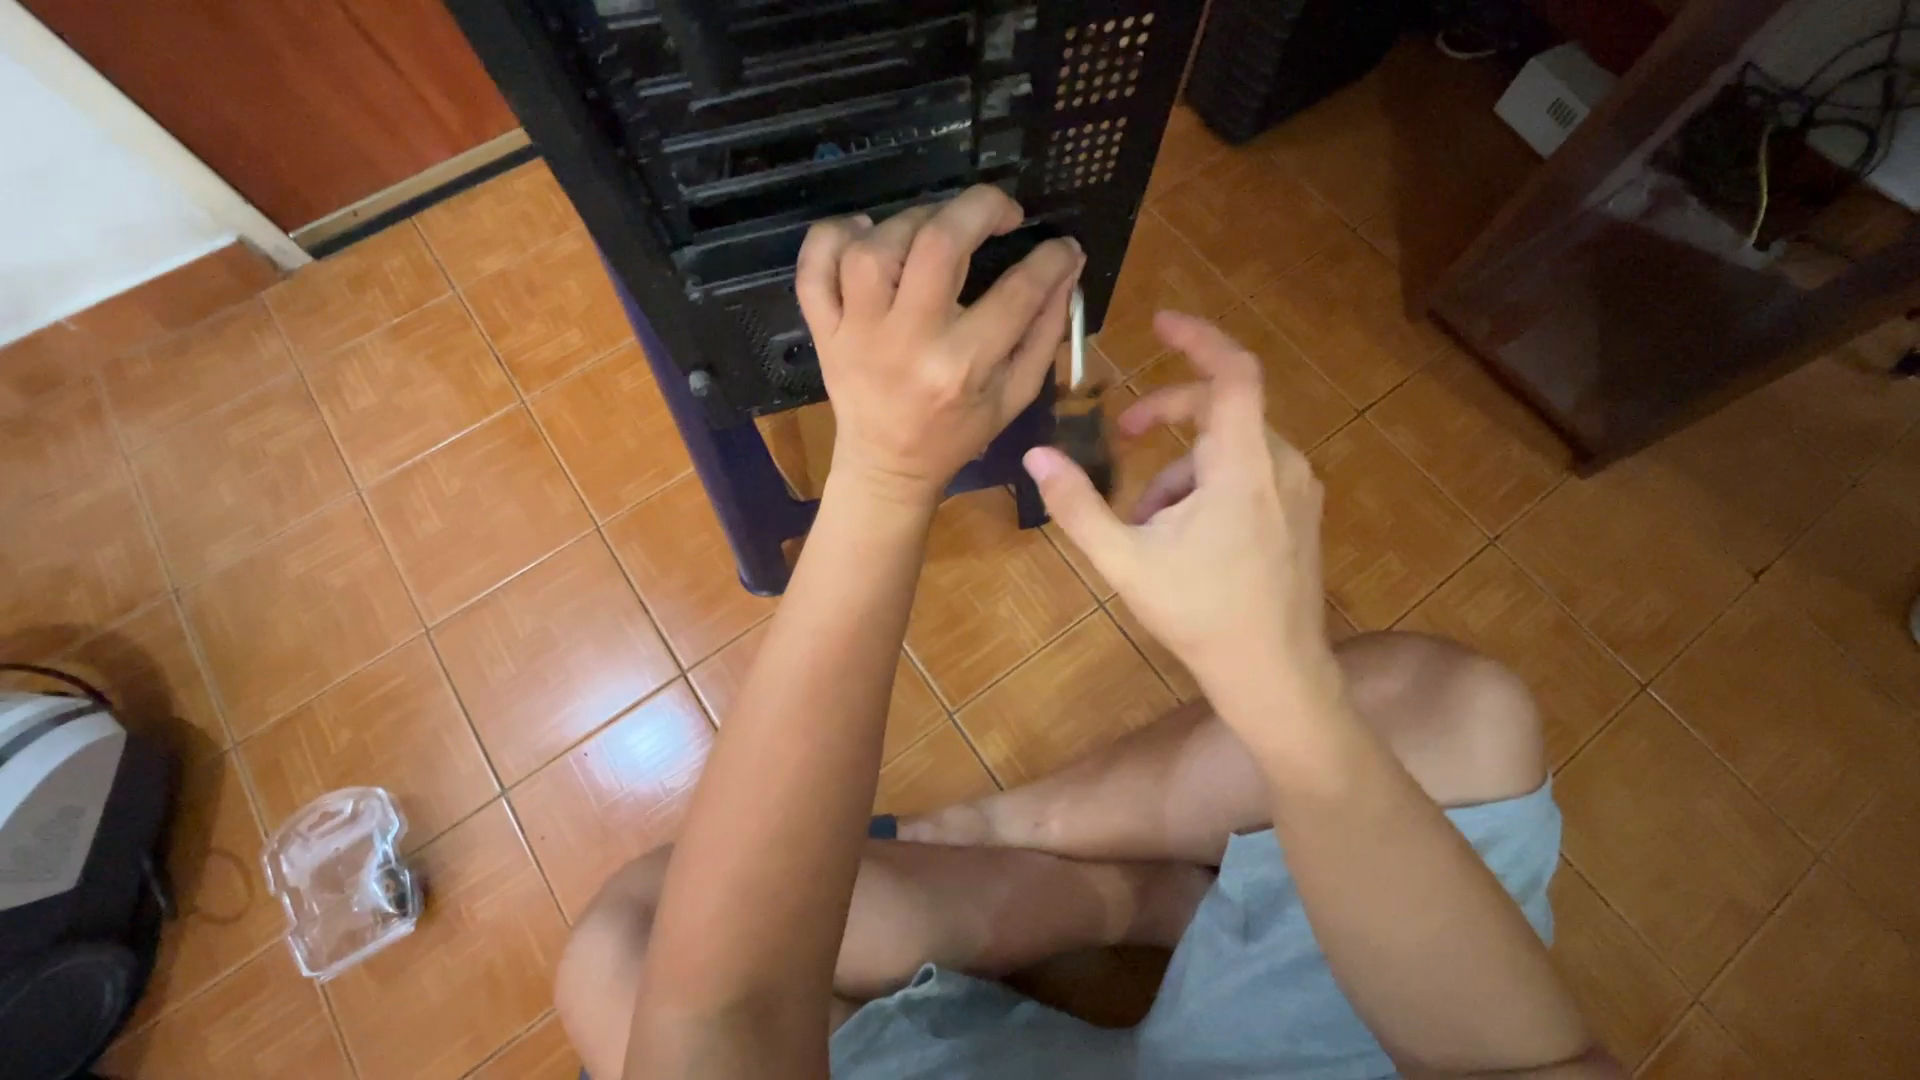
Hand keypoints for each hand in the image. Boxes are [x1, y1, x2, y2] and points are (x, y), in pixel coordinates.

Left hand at [796, 186, 1083, 507]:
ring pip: (875, 248)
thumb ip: (1044, 332)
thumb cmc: (956, 433)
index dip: (1050, 258)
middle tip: (1000, 213)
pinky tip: (864, 232)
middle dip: (979, 208)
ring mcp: (857, 335)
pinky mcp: (825, 332)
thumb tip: (1067, 267)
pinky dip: (832, 236)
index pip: (1017, 292)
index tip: (1061, 247)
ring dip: (912, 221)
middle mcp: (907, 343)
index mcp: (961, 367)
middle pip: (938, 244)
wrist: (887, 467)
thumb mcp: (1014, 396)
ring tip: (936, 229)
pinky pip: (814, 270)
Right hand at [1024, 312, 1339, 733]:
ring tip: (1144, 521)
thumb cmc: (1200, 616)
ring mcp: (1298, 493)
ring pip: (1231, 450)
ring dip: (1181, 467)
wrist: (1275, 675)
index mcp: (1244, 467)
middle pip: (1223, 410)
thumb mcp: (1125, 562)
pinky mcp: (1300, 515)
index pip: (1233, 373)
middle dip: (1167, 414)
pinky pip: (1250, 475)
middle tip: (1122, 435)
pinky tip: (1182, 536)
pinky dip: (1209, 486)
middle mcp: (1281, 466)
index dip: (1198, 338)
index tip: (1161, 322)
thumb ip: (1078, 505)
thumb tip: (1036, 457)